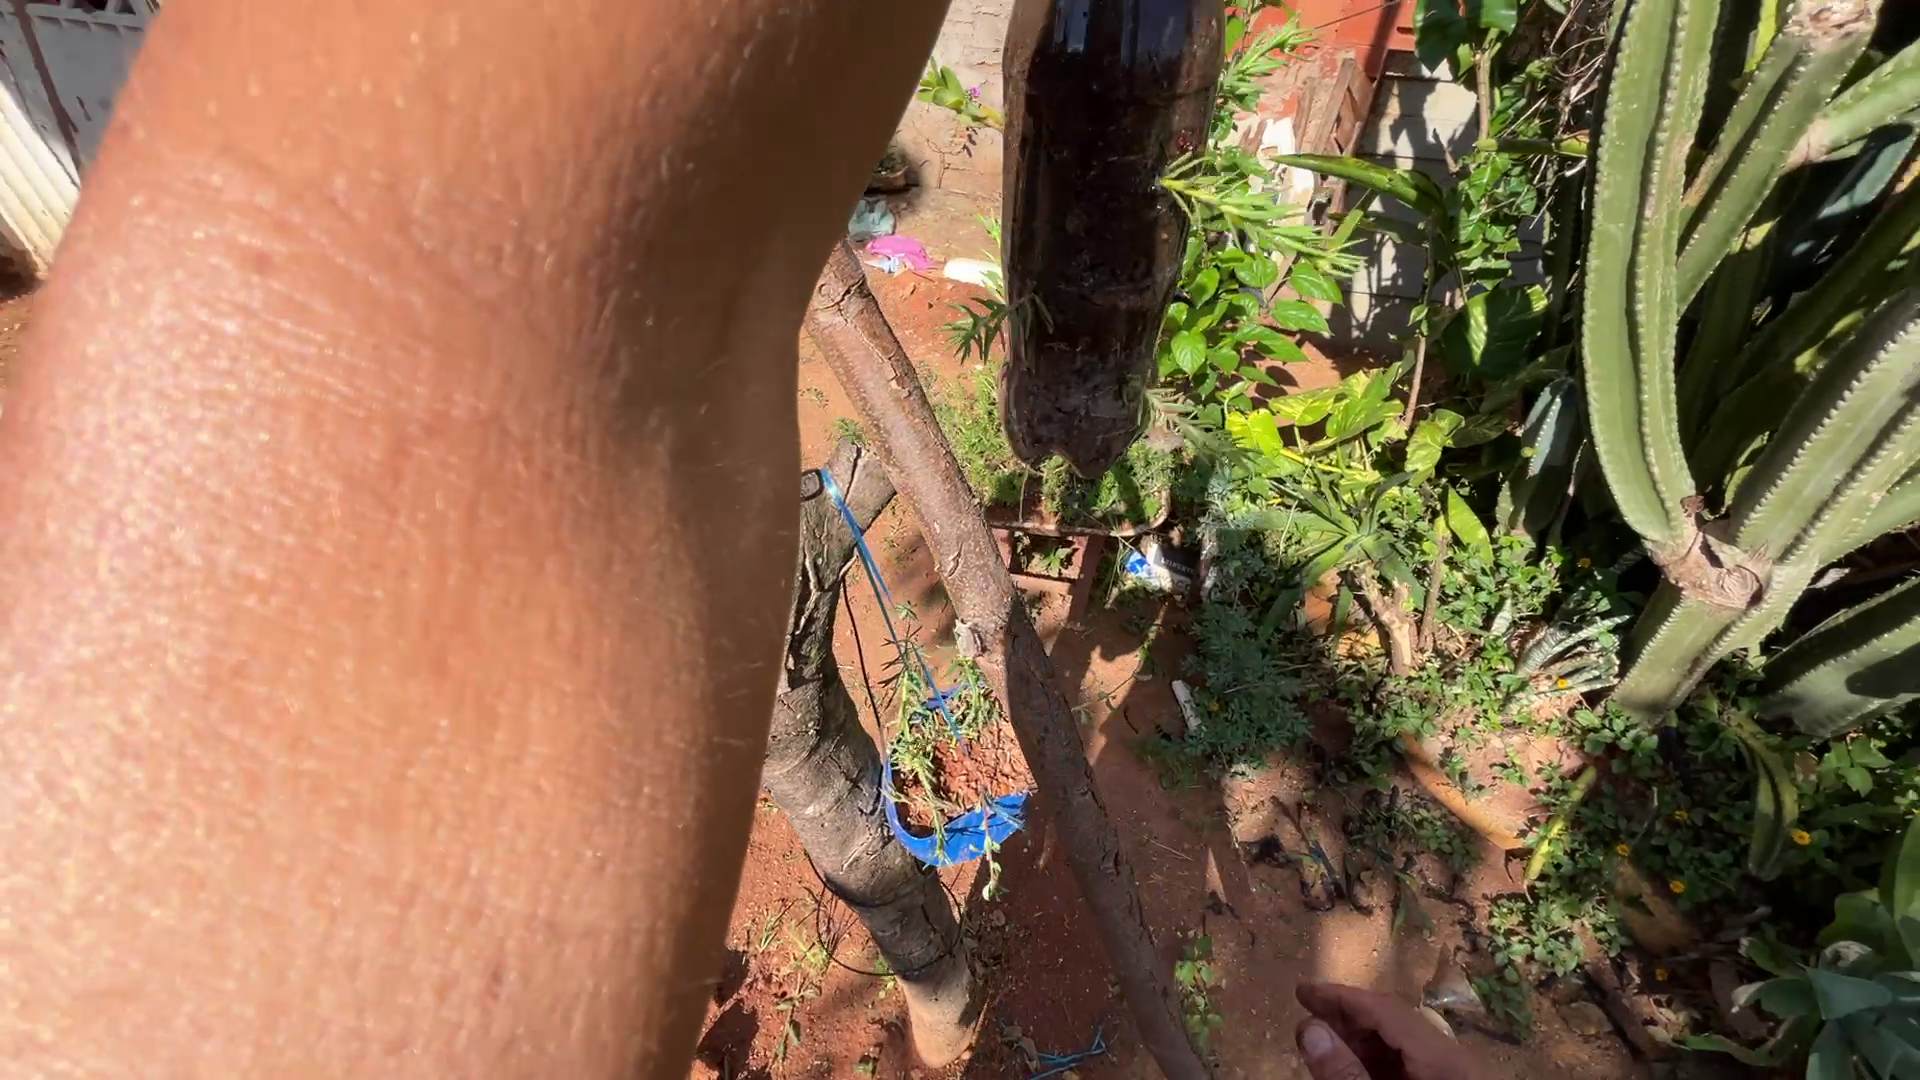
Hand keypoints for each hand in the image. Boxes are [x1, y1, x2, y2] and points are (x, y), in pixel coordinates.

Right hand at [1294, 983, 1487, 1079]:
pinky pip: (1413, 1064)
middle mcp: (1458, 1059)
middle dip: (1347, 1018)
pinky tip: (1355, 1065)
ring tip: (1324, 1043)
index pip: (1385, 1009)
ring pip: (1402, 1044)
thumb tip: (1306, 1027)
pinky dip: (1378, 1061)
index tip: (1301, 991)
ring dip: (1359, 1040)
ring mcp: (1458, 1075)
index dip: (1340, 996)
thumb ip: (1346, 1073)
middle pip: (1394, 1022)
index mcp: (1447, 1058)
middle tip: (1307, 1016)